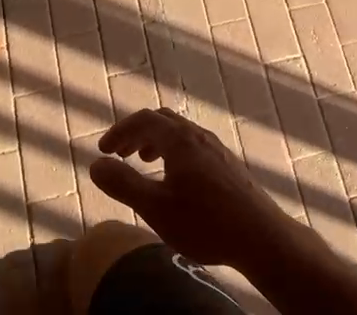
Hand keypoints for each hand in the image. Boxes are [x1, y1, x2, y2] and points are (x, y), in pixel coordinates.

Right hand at [90, 108, 298, 269]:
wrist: (260, 236)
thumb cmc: (204, 222)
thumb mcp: (155, 207)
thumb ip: (123, 184)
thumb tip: (95, 164)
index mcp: (179, 139)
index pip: (143, 120)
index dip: (119, 131)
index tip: (103, 150)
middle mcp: (199, 135)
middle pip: (163, 120)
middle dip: (137, 132)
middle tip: (120, 152)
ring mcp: (217, 148)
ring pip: (181, 132)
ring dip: (157, 140)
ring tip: (145, 160)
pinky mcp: (228, 164)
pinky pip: (194, 145)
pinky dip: (175, 151)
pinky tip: (176, 179)